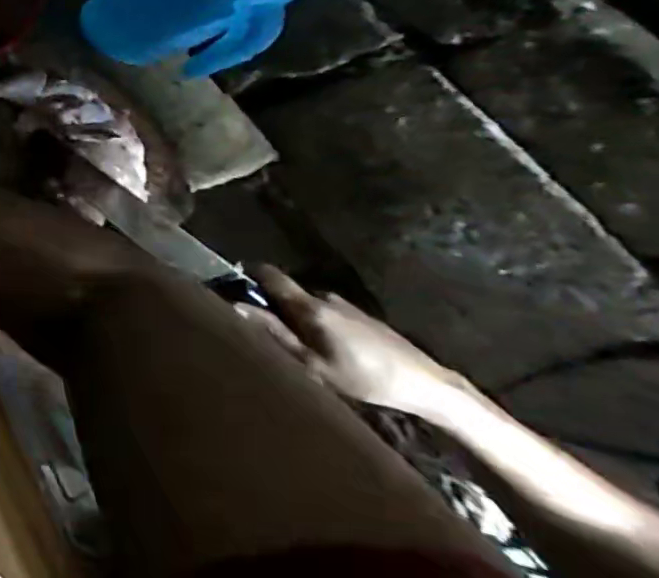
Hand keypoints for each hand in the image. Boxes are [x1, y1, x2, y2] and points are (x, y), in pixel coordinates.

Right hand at [238, 265, 465, 419]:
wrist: (426, 384)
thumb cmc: (364, 377)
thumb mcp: (314, 365)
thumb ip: (275, 334)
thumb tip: (236, 307)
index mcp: (309, 305)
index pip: (269, 274)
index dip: (248, 275)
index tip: (232, 286)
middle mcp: (324, 296)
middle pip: (287, 292)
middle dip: (272, 305)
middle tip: (263, 331)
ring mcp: (345, 305)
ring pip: (307, 305)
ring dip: (296, 318)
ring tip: (295, 346)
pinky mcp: (361, 317)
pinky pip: (326, 313)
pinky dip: (316, 325)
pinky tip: (323, 350)